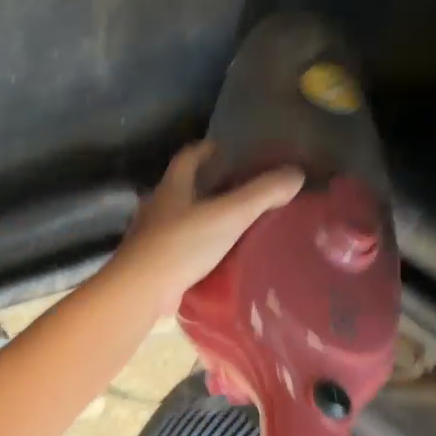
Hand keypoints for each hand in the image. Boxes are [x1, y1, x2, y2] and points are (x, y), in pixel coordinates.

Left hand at [112, 142, 303, 313]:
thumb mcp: (229, 214)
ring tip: (236, 219)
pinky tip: (219, 252)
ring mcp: (151, 235)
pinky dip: (200, 243)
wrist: (141, 289)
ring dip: (205, 215)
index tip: (223, 147)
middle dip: (209, 183)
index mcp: (170, 188)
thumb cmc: (182, 244)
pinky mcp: (155, 261)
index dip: (205, 149)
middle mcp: (156, 207)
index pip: (187, 158)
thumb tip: (294, 173)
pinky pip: (181, 245)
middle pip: (183, 187)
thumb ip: (262, 193)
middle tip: (241, 185)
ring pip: (182, 217)